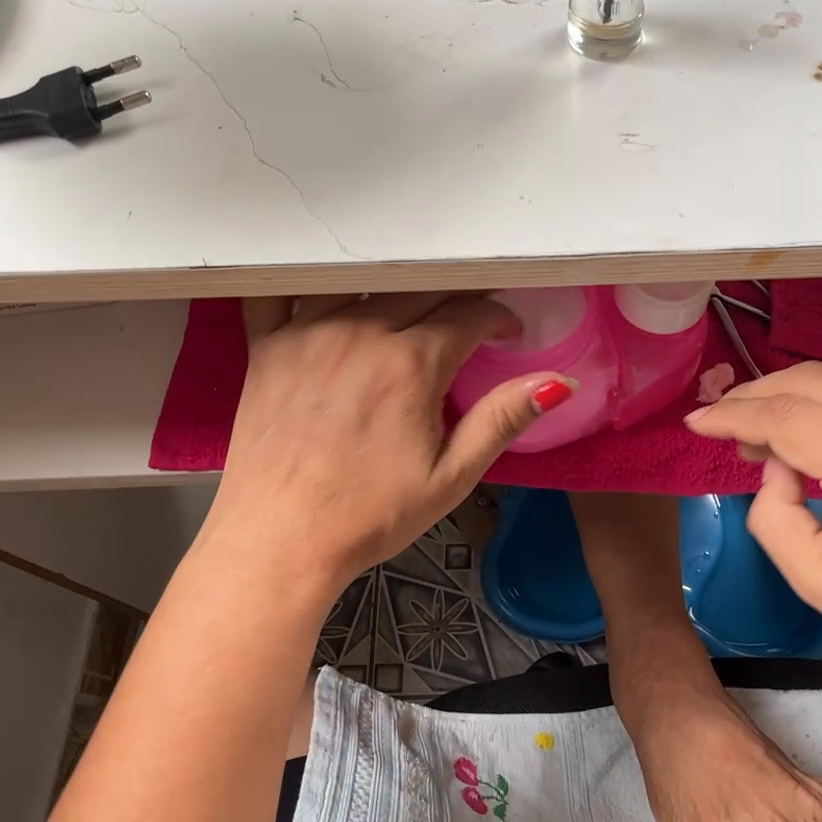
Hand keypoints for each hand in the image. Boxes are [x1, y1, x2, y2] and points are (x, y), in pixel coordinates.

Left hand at [204, 292, 571, 595]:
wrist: (281, 541)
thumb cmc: (371, 515)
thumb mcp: (452, 477)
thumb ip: (502, 420)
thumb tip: (556, 383)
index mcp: (411, 363)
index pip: (468, 313)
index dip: (497, 316)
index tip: (507, 331)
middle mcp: (359, 332)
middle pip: (420, 287)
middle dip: (456, 295)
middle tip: (468, 318)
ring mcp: (306, 334)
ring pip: (361, 281)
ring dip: (395, 285)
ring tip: (409, 307)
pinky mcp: (266, 347)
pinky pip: (281, 292)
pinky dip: (305, 282)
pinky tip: (323, 288)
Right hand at [683, 363, 821, 706]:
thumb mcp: (820, 585)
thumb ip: (774, 516)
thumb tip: (774, 466)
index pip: (791, 418)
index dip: (735, 415)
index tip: (696, 422)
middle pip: (816, 382)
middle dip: (757, 394)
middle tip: (723, 424)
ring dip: (792, 396)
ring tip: (759, 432)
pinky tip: (809, 433)